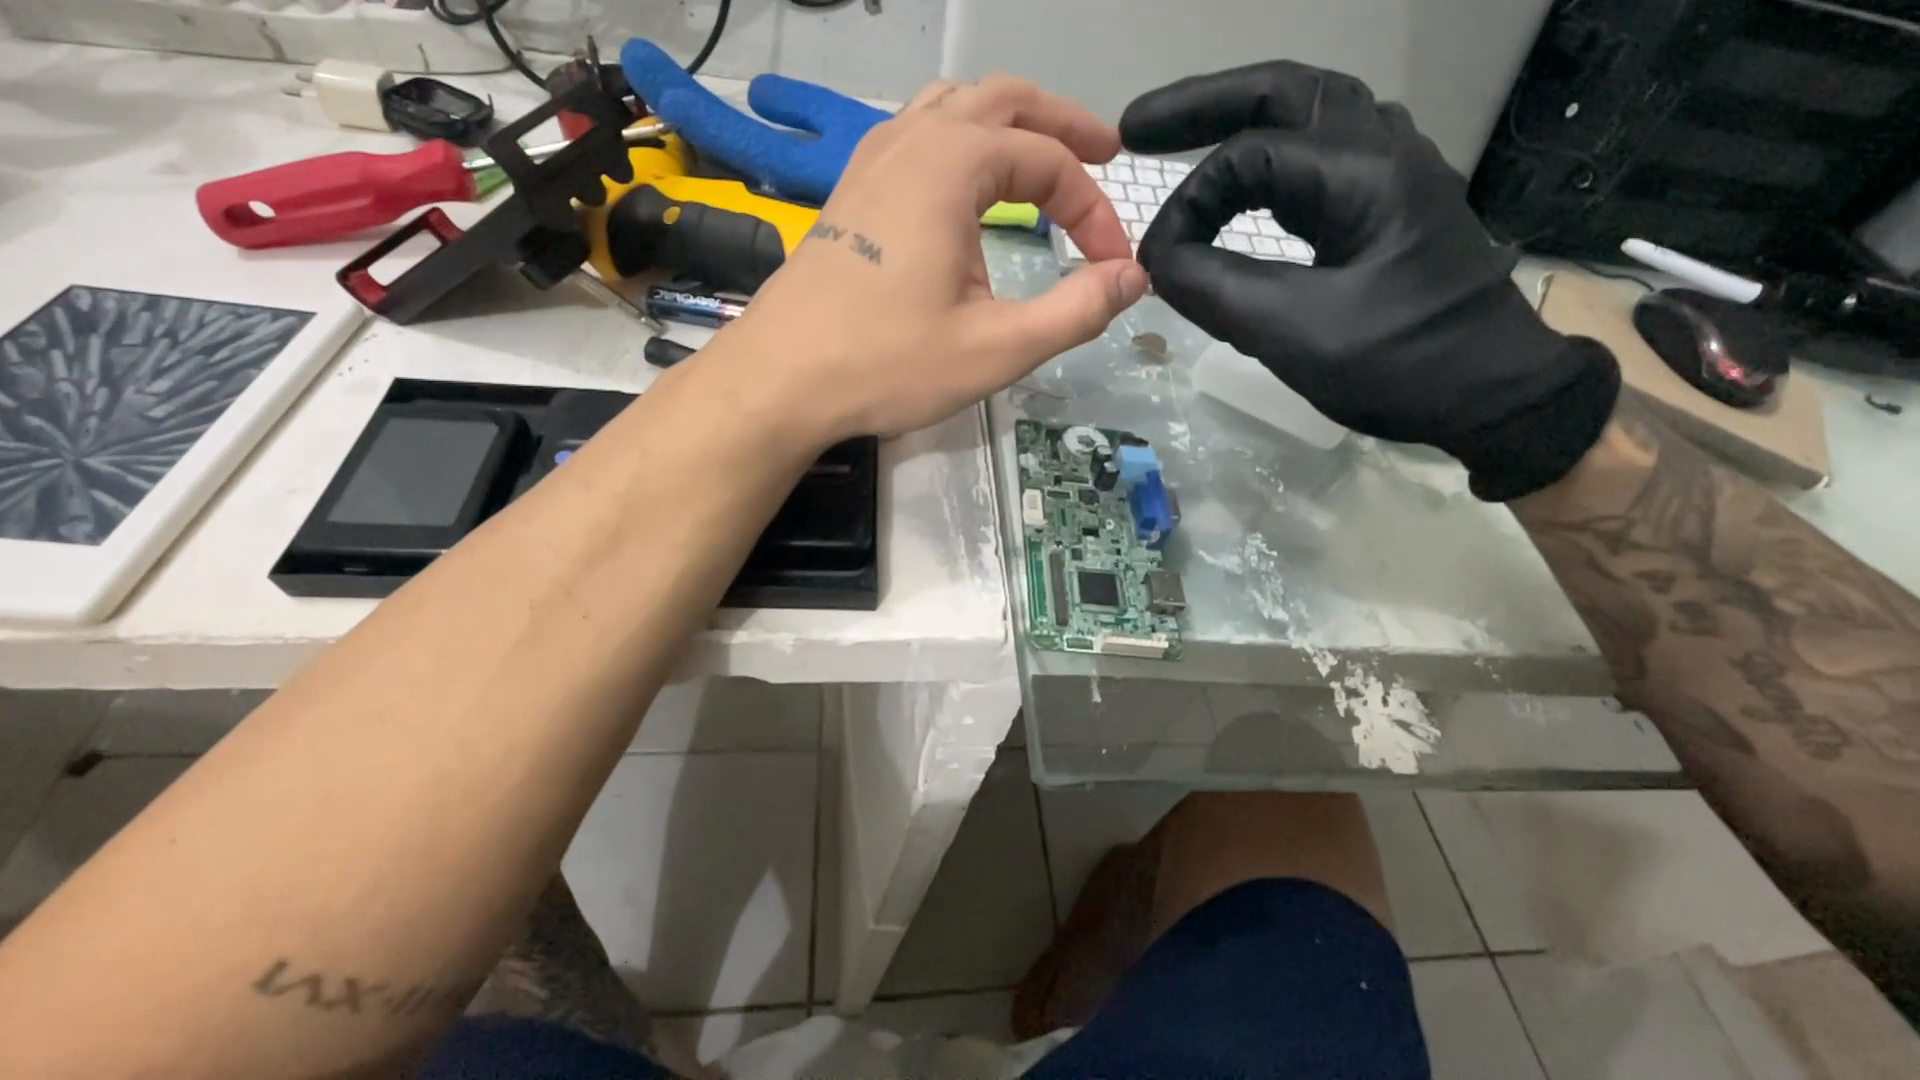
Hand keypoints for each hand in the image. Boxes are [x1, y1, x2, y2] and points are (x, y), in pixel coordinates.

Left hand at [704, 76, 1148, 441]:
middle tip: (1104, 154)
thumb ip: (1076, 310)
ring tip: (1042, 158)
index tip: (1113, 266)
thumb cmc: (887, 364)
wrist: (779, 380)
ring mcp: (872, 160)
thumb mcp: (997, 347)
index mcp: (951, 166)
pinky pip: (916, 134)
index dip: (1094, 211)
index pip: (1049, 164)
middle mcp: (911, 141)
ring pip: (954, 106)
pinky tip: (967, 184)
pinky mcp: (851, 189)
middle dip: (1061, 126)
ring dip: (1007, 123)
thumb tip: (1132, 278)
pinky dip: (961, 141)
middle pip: (1004, 100)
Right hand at [1122, 61, 1619, 500]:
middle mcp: (1383, 149)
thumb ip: (1216, 289)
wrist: (1498, 395)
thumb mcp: (1298, 334)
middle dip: (1202, 106)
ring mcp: (1394, 171)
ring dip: (1239, 118)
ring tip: (1177, 139)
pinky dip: (1270, 156)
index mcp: (1365, 172)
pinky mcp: (1391, 203)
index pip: (1247, 157)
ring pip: (1307, 113)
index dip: (1188, 207)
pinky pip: (1322, 154)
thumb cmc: (1404, 365)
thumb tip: (1156, 261)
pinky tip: (1244, 183)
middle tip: (1135, 128)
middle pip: (1282, 92)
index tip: (1156, 263)